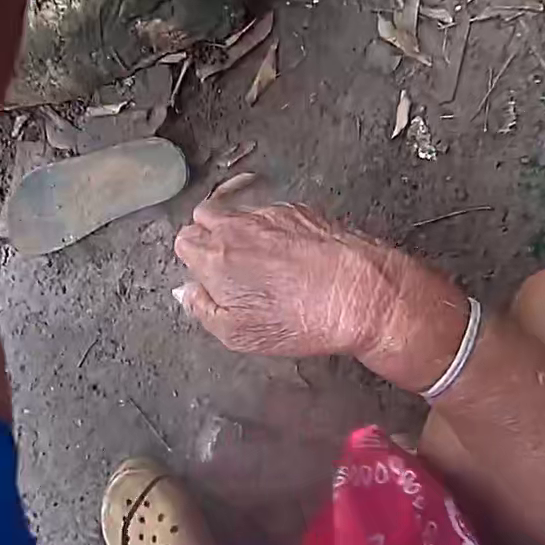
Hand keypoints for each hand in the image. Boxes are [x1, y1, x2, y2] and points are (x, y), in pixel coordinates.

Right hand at [173, 177, 419, 357]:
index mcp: (215, 255)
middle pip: (206, 216)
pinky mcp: (302, 210)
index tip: (210, 276)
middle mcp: (239, 225)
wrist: (360, 295)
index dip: (195, 258)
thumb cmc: (299, 320)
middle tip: (232, 265)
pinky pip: (275, 213)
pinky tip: (294, 254)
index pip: (184, 240)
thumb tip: (185, 291)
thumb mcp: (237, 334)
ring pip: (241, 211)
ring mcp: (272, 213)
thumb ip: (202, 309)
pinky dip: (276, 228)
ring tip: (267, 262)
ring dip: (244, 231)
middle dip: (212, 235)